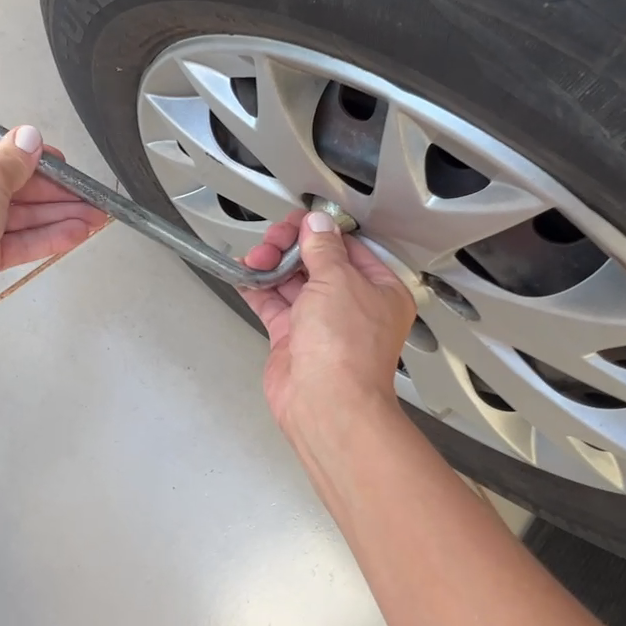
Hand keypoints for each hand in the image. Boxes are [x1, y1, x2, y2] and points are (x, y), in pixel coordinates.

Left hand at [0, 126, 106, 349]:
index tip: (65, 164)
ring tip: (97, 217)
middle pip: (15, 187)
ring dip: (59, 215)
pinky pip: (18, 244)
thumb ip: (14, 160)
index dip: (33, 157)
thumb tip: (30, 136)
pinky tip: (77, 234)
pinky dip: (47, 238)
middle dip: (55, 191)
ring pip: (21, 218)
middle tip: (92, 195)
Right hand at [240, 211, 416, 429]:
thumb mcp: (337, 280)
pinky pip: (273, 304)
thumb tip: (317, 225)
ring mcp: (322, 323)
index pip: (349, 247)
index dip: (321, 231)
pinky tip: (245, 274)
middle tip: (273, 241)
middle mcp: (353, 306)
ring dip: (272, 265)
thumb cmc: (347, 351)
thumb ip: (322, 247)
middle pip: (317, 262)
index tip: (298, 223)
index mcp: (380, 290)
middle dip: (291, 247)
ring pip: (292, 281)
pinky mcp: (294, 339)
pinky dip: (257, 287)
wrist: (326, 403)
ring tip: (256, 258)